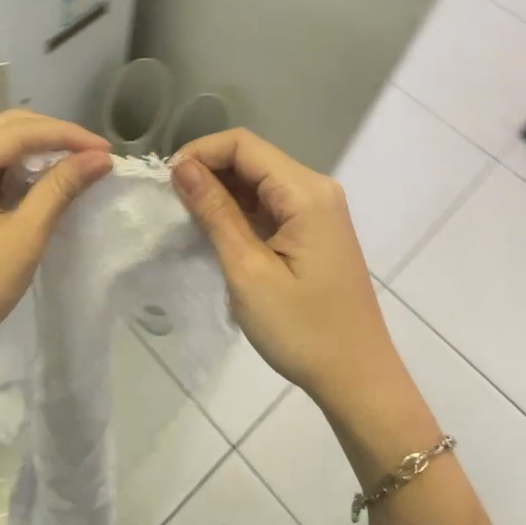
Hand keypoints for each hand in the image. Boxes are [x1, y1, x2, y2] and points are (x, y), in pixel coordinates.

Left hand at [0, 110, 113, 364]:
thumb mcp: (23, 239)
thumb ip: (60, 189)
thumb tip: (101, 157)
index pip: (16, 133)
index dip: (65, 135)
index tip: (107, 148)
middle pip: (6, 127)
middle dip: (54, 136)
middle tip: (97, 154)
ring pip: (0, 137)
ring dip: (40, 145)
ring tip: (81, 160)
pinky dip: (21, 160)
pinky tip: (49, 171)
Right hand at [172, 128, 390, 404]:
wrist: (358, 381)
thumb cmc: (302, 329)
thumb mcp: (248, 271)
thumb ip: (215, 212)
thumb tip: (181, 167)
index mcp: (306, 192)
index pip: (243, 144)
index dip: (200, 152)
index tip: (167, 182)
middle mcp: (316, 189)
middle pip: (252, 157)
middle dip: (208, 170)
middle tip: (172, 201)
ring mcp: (319, 209)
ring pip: (259, 179)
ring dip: (222, 190)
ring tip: (189, 216)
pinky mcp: (314, 229)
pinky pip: (270, 202)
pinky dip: (240, 208)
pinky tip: (217, 230)